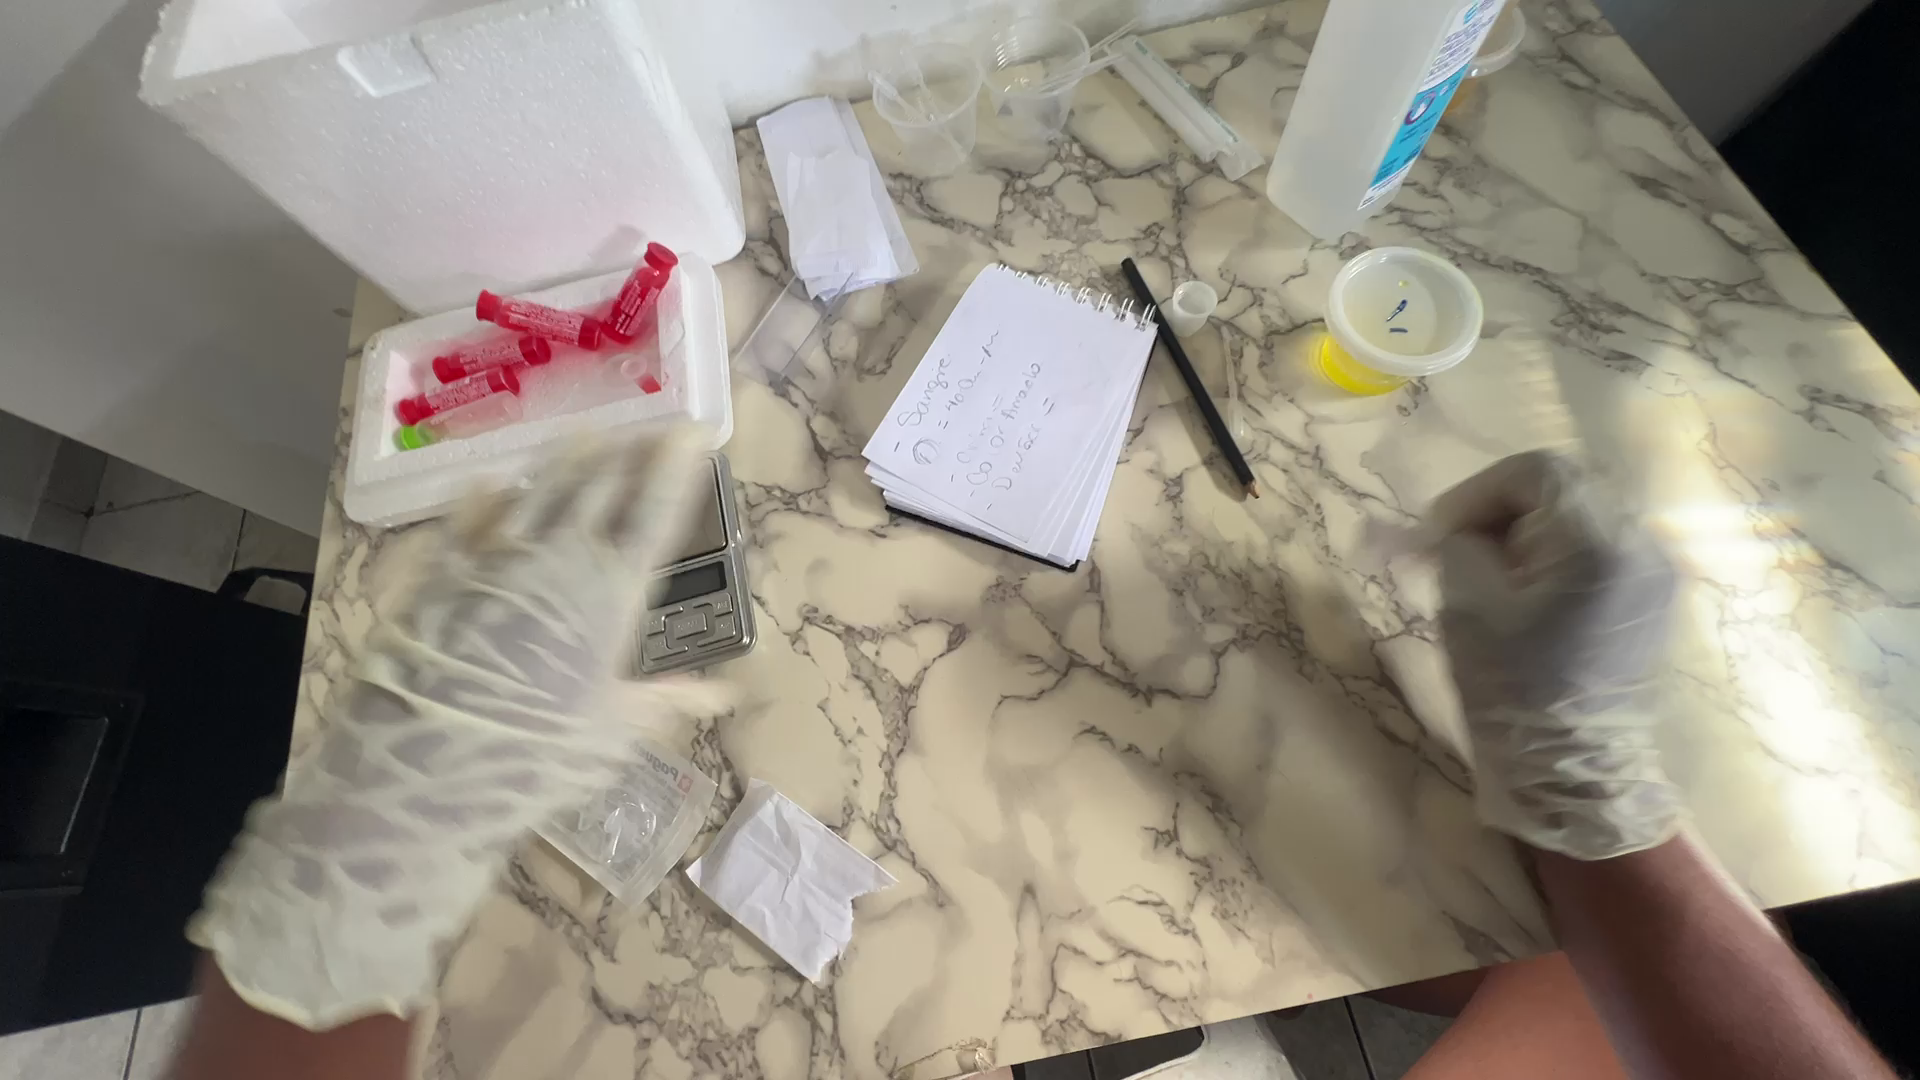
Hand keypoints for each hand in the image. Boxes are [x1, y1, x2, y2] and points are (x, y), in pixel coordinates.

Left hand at [189, 427, 722, 1028]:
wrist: (413, 786)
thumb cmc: (533, 759)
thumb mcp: (616, 734)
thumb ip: (672, 700)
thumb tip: (730, 692)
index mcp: (609, 595)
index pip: (654, 514)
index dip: (678, 468)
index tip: (696, 431)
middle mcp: (555, 564)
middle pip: (601, 489)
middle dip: (631, 452)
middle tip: (652, 424)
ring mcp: (491, 566)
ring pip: (539, 493)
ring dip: (567, 461)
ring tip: (590, 431)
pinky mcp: (437, 580)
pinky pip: (464, 525)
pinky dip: (482, 501)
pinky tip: (490, 482)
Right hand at [1429, 451, 1679, 860]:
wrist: (1571, 762)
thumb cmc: (1510, 683)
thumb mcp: (1465, 603)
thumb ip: (1456, 542)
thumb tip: (1446, 522)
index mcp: (1596, 546)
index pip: (1536, 472)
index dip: (1476, 492)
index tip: (1439, 533)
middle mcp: (1640, 545)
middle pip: (1559, 486)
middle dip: (1495, 508)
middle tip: (1454, 550)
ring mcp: (1653, 569)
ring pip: (1574, 512)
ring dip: (1517, 528)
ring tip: (1481, 572)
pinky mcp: (1647, 593)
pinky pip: (1591, 543)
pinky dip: (1545, 550)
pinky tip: (1517, 588)